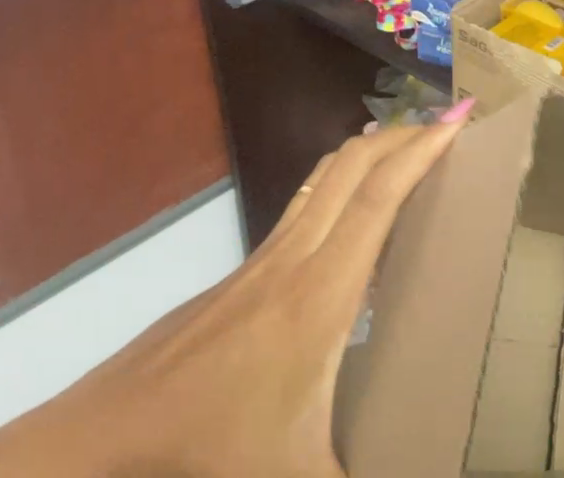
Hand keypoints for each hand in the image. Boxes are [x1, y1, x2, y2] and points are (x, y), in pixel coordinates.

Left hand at [0, 100, 473, 477]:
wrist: (103, 434)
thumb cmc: (210, 446)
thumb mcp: (298, 476)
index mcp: (323, 293)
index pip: (378, 198)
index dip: (421, 153)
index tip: (459, 121)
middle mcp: (296, 257)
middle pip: (352, 165)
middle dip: (405, 134)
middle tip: (449, 125)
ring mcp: (264, 258)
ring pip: (324, 175)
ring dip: (372, 149)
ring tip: (412, 147)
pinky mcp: (245, 268)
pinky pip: (307, 200)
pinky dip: (344, 178)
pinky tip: (354, 204)